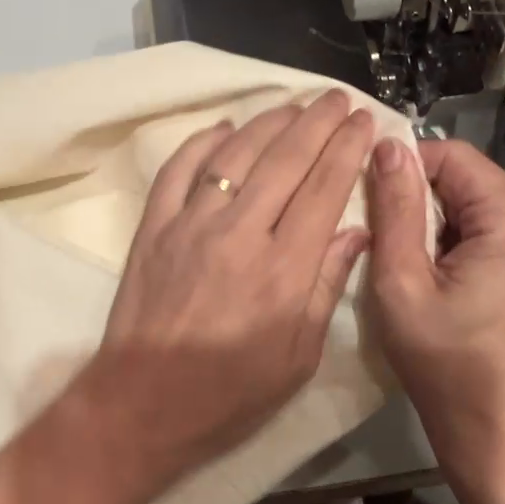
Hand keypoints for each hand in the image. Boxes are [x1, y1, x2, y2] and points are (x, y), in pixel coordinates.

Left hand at [84, 89, 375, 478]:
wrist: (142, 405)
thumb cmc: (231, 394)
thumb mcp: (299, 357)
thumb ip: (326, 287)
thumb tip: (355, 231)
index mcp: (284, 268)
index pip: (325, 188)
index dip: (346, 148)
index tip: (362, 121)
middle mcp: (240, 233)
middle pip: (285, 158)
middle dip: (316, 122)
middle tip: (336, 98)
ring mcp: (190, 225)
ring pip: (235, 154)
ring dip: (268, 122)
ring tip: (293, 105)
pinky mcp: (153, 228)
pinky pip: (179, 170)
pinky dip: (203, 142)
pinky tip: (224, 128)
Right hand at [365, 138, 504, 494]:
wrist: (486, 418)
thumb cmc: (440, 358)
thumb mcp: (401, 282)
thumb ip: (395, 208)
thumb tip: (388, 146)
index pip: (454, 157)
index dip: (408, 167)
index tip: (376, 198)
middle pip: (471, 179)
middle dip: (426, 200)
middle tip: (393, 240)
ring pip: (482, 201)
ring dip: (444, 220)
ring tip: (419, 263)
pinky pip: (498, 225)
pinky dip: (466, 237)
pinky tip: (447, 274)